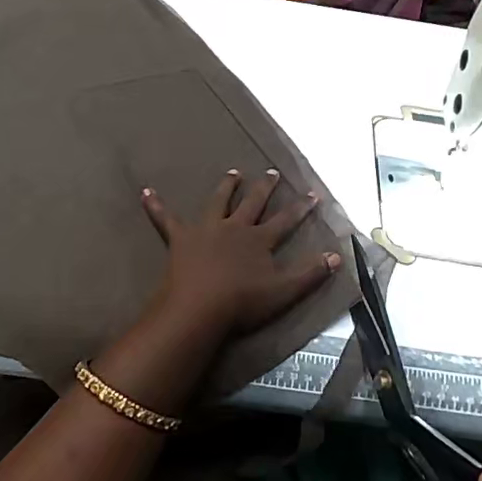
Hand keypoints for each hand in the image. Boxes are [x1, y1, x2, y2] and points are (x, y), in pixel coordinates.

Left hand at [139, 168, 340, 341]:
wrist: (200, 308)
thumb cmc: (243, 303)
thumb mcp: (284, 292)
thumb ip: (311, 274)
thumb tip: (337, 256)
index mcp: (259, 240)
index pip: (285, 221)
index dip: (300, 208)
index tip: (313, 194)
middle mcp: (235, 227)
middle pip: (253, 203)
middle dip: (264, 188)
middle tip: (272, 172)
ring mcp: (206, 229)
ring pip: (219, 202)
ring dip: (226, 188)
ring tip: (233, 173)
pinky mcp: (181, 238)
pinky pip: (166, 219)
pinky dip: (156, 207)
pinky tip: (145, 192)